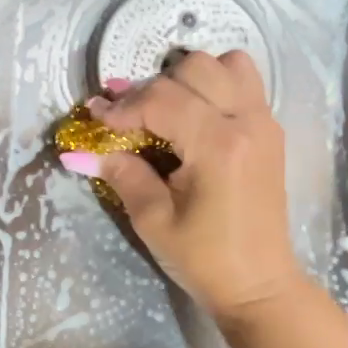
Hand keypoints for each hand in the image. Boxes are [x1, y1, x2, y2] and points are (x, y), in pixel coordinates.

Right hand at [59, 50, 303, 322]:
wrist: (257, 282)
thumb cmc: (202, 257)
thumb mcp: (152, 219)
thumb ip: (121, 174)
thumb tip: (79, 153)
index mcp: (218, 146)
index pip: (161, 100)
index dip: (121, 107)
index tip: (94, 120)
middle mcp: (247, 121)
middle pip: (194, 69)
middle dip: (150, 88)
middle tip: (124, 117)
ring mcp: (264, 122)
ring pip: (224, 65)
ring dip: (186, 79)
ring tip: (161, 109)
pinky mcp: (268, 131)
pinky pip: (242, 84)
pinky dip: (211, 87)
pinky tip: (188, 117)